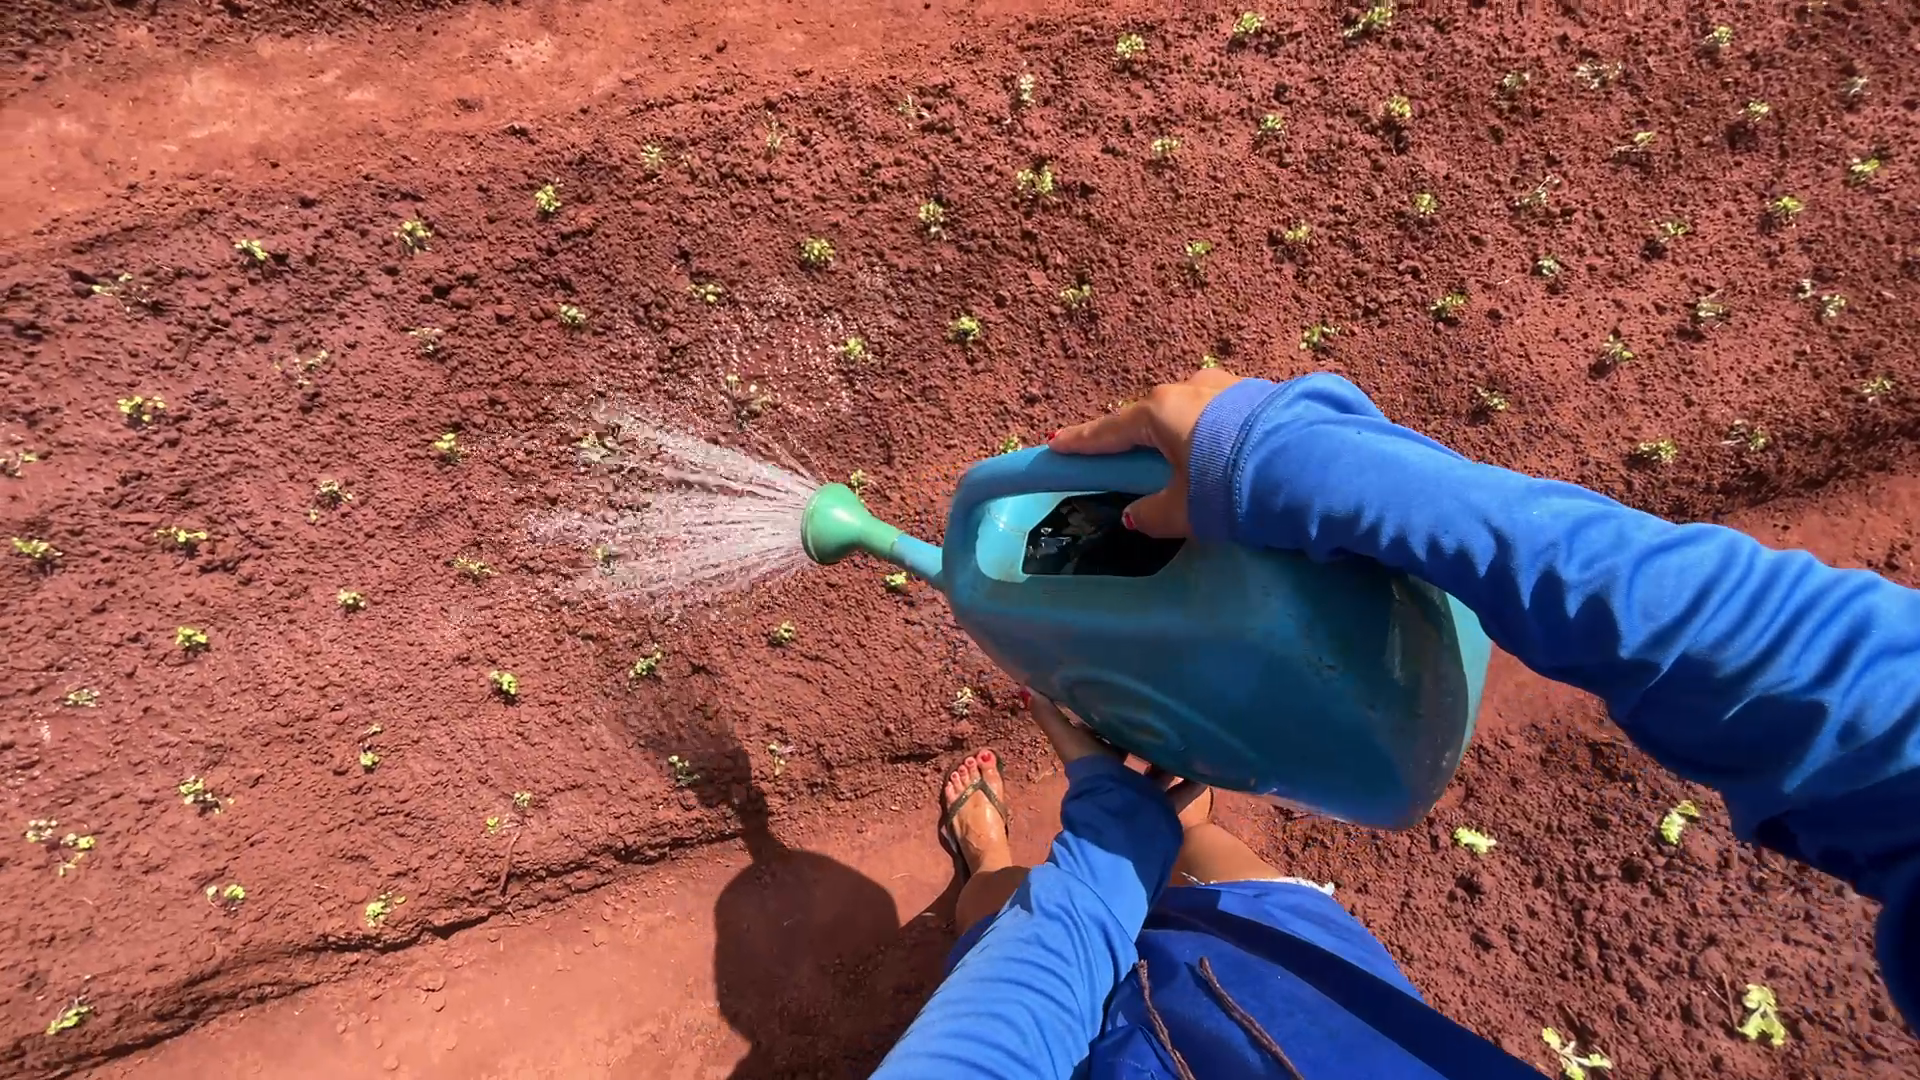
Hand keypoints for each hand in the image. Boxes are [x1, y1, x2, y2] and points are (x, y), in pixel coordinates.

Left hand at [1028, 691, 1208, 815]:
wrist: (1119, 824)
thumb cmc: (1094, 778)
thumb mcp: (1070, 741)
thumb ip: (1051, 718)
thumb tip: (1029, 689)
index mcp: (1097, 758)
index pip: (1105, 732)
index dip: (1113, 714)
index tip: (1131, 692)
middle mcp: (1119, 774)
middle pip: (1135, 749)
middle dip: (1148, 732)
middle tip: (1168, 708)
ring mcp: (1142, 793)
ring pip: (1161, 769)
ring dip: (1173, 755)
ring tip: (1193, 733)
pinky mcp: (1161, 808)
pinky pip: (1181, 793)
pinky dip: (1193, 782)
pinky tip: (1209, 766)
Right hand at [1047, 367, 1244, 537]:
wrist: (1313, 466)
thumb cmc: (1231, 487)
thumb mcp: (1184, 510)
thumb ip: (1152, 514)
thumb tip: (1135, 517)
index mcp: (1160, 412)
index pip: (1109, 431)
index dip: (1081, 442)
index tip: (1056, 443)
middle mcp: (1190, 389)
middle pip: (1147, 415)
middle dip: (1130, 435)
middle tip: (1115, 453)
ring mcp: (1228, 386)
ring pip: (1186, 409)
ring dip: (1174, 430)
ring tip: (1172, 452)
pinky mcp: (1259, 394)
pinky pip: (1218, 413)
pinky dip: (1207, 430)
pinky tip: (1217, 448)